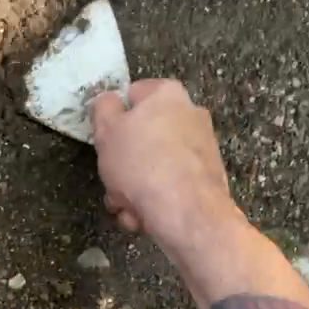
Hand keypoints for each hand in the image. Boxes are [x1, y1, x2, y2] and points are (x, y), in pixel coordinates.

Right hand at [91, 80, 244, 249]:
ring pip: (153, 167)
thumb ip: (102, 109)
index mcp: (166, 93)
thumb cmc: (142, 164)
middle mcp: (190, 113)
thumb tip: (107, 100)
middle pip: (143, 137)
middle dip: (123, 165)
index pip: (132, 94)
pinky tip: (144, 215)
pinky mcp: (206, 177)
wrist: (185, 209)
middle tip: (113, 183)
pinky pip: (170, 186)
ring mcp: (201, 146)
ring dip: (134, 189)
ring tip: (127, 206)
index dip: (113, 119)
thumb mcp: (107, 131)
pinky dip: (154, 200)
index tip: (104, 142)